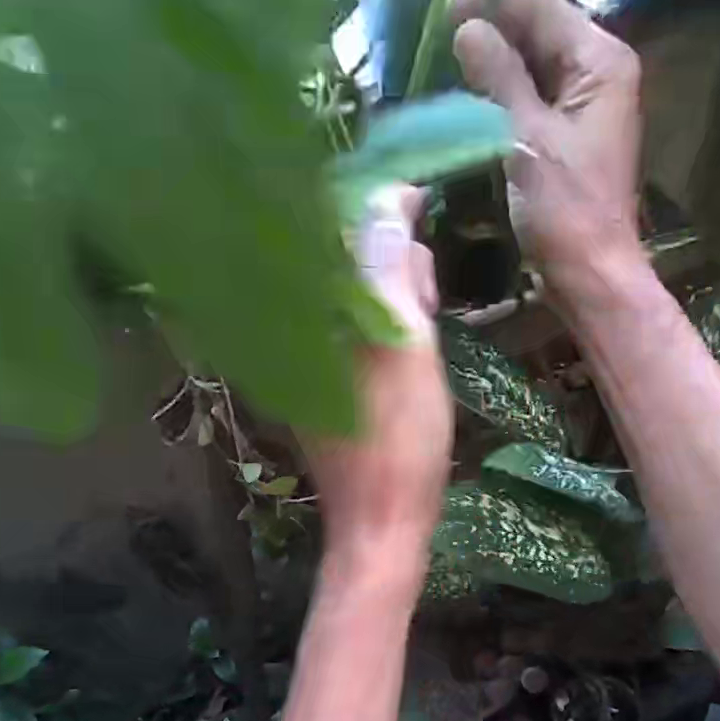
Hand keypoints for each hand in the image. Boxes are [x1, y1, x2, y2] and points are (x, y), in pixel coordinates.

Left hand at [306, 186, 453, 560]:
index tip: (422, 215)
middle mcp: (291, 330)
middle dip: (393, 264)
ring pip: (354, 291)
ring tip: (426, 331)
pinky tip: (410, 345)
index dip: (378, 213)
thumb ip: (390, 273)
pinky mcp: (323, 376)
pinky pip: (354, 324)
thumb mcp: (405, 350)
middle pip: (341, 257)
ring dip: (396, 295)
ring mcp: (306, 355)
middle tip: (429, 305)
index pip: (327, 229)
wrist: (381, 524)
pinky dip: (385, 322)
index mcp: (300, 317)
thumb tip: (386, 196)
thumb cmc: (400, 442)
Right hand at [449, 0, 642, 282]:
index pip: (544, 9)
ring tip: (448, 72)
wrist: (590, 274)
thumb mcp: (527, 139)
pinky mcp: (568, 144)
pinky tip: (472, 108)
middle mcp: (598, 77)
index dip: (494, 4)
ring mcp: (584, 113)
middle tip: (439, 45)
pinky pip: (532, 107)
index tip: (443, 13)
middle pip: (541, 37)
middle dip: (493, 37)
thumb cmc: (565, 211)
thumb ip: (500, 79)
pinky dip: (503, 104)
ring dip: (494, 71)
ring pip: (534, 73)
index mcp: (600, 64)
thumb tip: (468, 31)